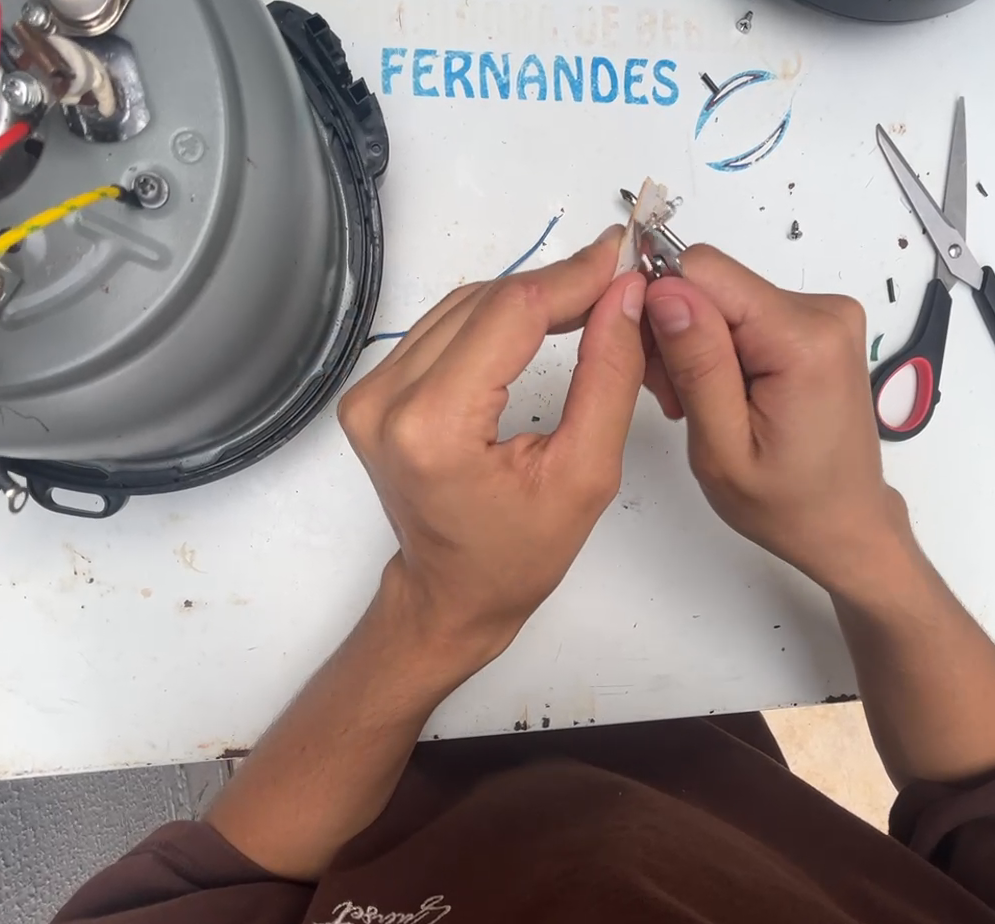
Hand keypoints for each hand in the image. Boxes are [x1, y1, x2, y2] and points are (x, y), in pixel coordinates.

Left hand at [339, 228, 646, 660]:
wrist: (451, 594)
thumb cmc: (514, 558)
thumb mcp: (584, 475)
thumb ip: (609, 378)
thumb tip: (625, 297)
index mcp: (433, 428)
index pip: (510, 313)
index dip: (573, 278)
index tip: (621, 258)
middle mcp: (385, 402)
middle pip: (485, 302)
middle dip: (557, 286)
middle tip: (615, 281)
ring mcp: (369, 395)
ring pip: (462, 308)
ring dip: (526, 299)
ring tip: (586, 302)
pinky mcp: (372, 394)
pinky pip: (441, 330)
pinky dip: (493, 319)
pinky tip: (535, 323)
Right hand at [640, 246, 916, 600]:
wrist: (841, 522)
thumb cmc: (787, 502)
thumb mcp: (722, 448)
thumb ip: (697, 365)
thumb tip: (664, 293)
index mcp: (804, 341)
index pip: (704, 270)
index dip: (660, 306)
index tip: (651, 363)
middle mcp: (824, 312)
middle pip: (712, 282)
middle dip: (675, 333)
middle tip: (674, 398)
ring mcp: (823, 315)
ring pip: (721, 298)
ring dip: (693, 346)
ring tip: (698, 404)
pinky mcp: (814, 325)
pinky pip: (743, 312)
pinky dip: (718, 349)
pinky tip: (718, 393)